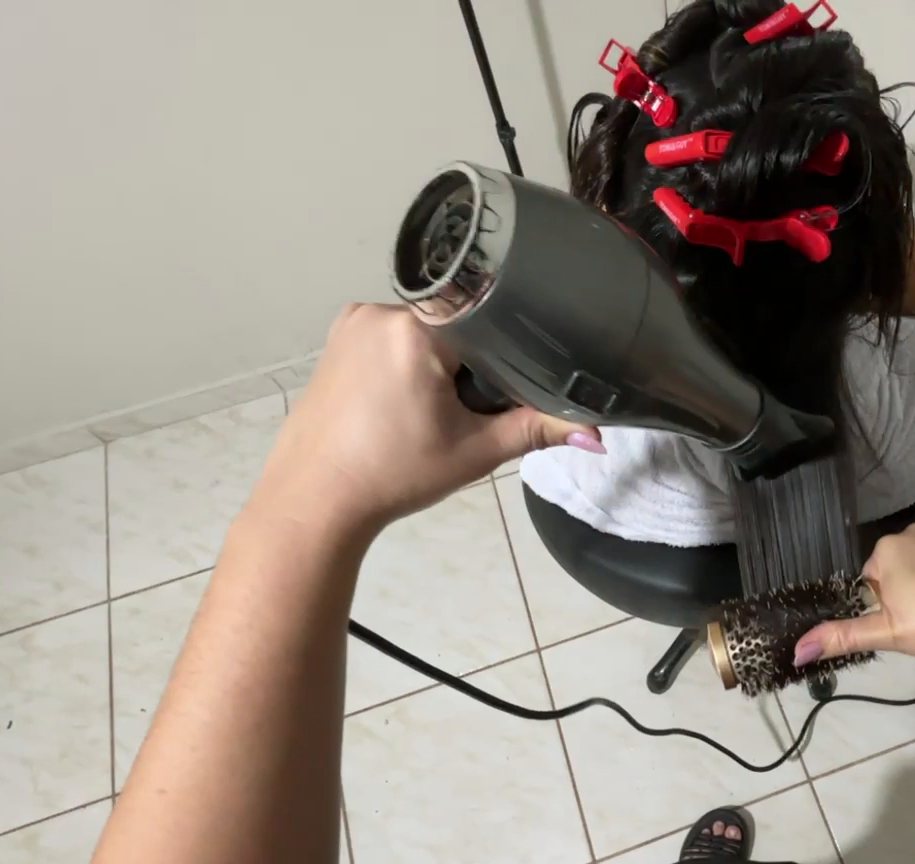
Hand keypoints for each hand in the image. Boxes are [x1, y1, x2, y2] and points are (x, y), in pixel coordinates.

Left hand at [249, 304, 601, 536]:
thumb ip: (537, 431)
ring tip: (445, 409)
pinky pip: (396, 336)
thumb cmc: (396, 474)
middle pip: (458, 324)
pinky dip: (416, 362)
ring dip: (446, 362)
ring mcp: (353, 322)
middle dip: (477, 362)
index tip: (517, 385)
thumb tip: (597, 435)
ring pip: (428, 330)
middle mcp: (380, 311)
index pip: (489, 318)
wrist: (316, 500)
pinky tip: (413, 403)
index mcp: (416, 329)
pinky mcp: (337, 340)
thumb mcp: (476, 452)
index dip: (511, 351)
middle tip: (479, 408)